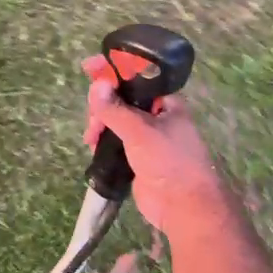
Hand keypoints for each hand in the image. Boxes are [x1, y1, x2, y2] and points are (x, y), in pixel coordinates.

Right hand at [81, 56, 229, 234]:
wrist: (184, 206)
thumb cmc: (169, 161)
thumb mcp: (139, 130)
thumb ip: (115, 109)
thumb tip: (96, 86)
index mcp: (167, 103)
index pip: (137, 78)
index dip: (113, 71)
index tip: (88, 67)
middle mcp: (158, 117)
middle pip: (122, 99)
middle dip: (102, 106)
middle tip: (93, 120)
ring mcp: (148, 138)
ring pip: (116, 120)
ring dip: (100, 124)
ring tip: (91, 138)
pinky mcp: (138, 157)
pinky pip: (116, 140)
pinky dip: (103, 140)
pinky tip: (93, 145)